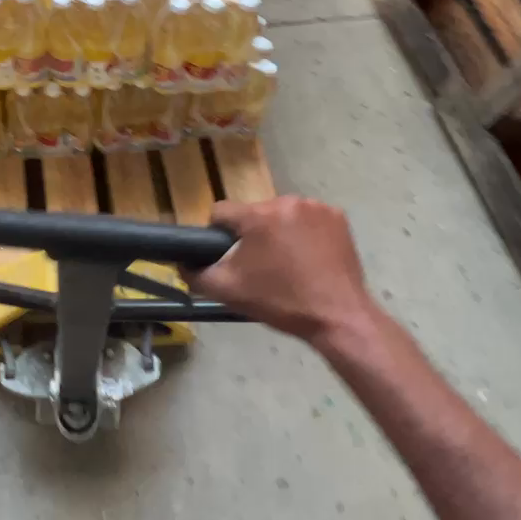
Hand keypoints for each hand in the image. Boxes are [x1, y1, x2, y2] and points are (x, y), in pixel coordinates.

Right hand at [187, 196, 382, 346]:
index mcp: (258, 216)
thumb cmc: (281, 303)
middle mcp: (286, 202)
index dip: (217, 233)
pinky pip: (308, 219)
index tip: (226, 255)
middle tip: (259, 266)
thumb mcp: (229, 292)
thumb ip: (196, 275)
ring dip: (278, 232)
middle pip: (254, 213)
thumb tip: (182, 263)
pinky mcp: (338, 217)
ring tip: (287, 263)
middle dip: (252, 235)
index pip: (221, 212)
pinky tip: (309, 257)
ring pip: (281, 215)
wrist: (338, 317)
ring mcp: (316, 207)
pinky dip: (304, 233)